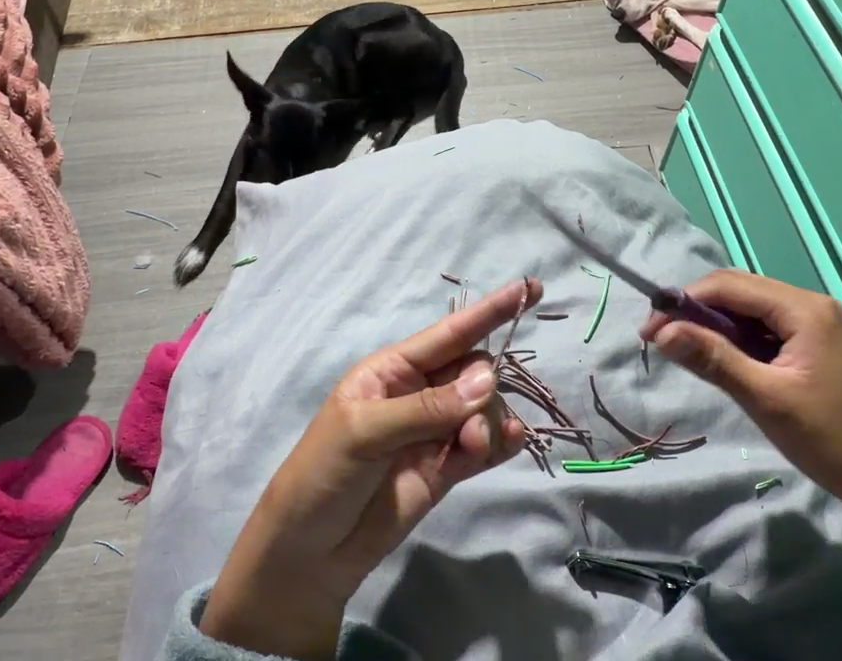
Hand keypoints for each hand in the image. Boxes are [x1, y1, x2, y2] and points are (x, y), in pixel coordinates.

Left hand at [201, 279, 536, 657]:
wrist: (312, 552)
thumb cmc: (322, 473)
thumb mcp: (363, 432)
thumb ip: (425, 409)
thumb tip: (488, 380)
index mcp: (393, 370)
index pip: (449, 333)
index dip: (489, 311)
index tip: (529, 288)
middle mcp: (420, 393)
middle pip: (474, 371)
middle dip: (484, 387)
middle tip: (469, 424)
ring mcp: (435, 432)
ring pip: (485, 409)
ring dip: (489, 422)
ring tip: (471, 448)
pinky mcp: (448, 469)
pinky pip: (486, 445)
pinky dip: (501, 442)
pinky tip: (509, 443)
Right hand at [642, 270, 841, 626]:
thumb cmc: (831, 442)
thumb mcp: (765, 399)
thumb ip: (713, 359)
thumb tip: (662, 331)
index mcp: (804, 310)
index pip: (730, 286)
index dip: (684, 301)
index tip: (650, 330)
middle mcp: (812, 306)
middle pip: (740, 292)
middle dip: (697, 312)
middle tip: (662, 342)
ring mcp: (818, 327)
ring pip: (751, 312)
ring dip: (716, 327)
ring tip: (686, 353)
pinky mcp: (818, 348)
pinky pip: (768, 331)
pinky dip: (739, 342)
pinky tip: (723, 362)